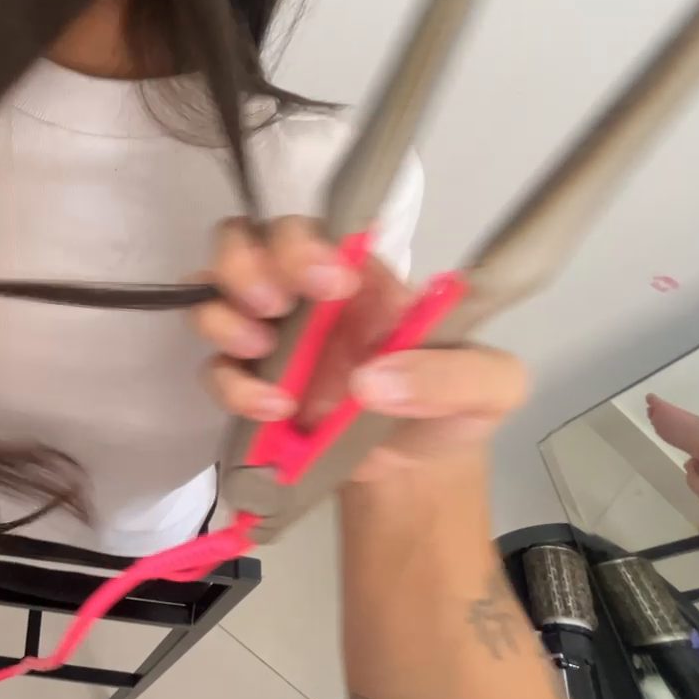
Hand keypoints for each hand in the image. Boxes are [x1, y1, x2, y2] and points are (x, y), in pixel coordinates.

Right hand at [192, 217, 526, 483]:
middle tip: (274, 306)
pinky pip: (212, 368)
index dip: (304, 243)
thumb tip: (371, 382)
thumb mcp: (490, 389)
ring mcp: (264, 336)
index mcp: (357, 275)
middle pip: (239, 239)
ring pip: (208, 296)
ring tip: (261, 352)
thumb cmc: (448, 409)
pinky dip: (231, 386)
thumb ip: (453, 376)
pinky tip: (272, 410)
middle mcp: (300, 295)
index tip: (332, 283)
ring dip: (225, 320)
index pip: (312, 227)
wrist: (411, 471)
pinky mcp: (244, 381)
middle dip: (244, 264)